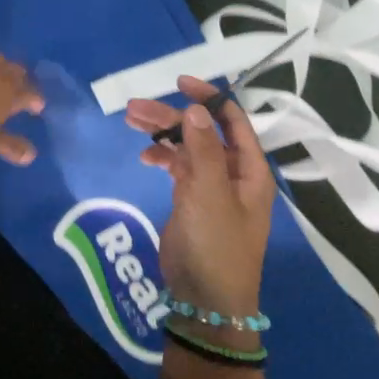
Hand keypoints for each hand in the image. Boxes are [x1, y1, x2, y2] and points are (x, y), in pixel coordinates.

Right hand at [125, 76, 274, 319]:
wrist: (206, 296)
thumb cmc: (217, 244)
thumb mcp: (209, 194)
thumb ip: (202, 150)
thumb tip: (195, 109)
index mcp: (249, 172)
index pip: (233, 123)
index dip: (209, 99)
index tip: (179, 82)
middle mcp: (233, 174)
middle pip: (202, 132)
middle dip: (171, 116)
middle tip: (133, 108)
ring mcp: (212, 187)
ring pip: (186, 146)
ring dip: (161, 132)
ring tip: (129, 121)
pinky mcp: (191, 199)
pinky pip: (177, 165)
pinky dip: (160, 155)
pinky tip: (144, 156)